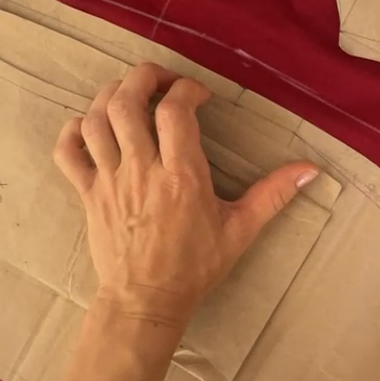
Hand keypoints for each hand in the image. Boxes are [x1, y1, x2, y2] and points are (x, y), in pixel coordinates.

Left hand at [51, 62, 317, 332]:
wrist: (146, 303)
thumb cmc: (195, 267)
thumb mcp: (241, 231)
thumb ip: (274, 195)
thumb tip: (312, 170)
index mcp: (181, 176)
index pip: (174, 110)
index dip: (187, 89)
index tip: (201, 96)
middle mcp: (141, 170)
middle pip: (127, 102)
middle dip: (143, 77)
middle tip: (161, 80)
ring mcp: (109, 181)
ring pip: (96, 119)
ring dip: (110, 95)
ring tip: (131, 95)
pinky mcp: (88, 194)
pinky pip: (67, 152)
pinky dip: (73, 130)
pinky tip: (91, 126)